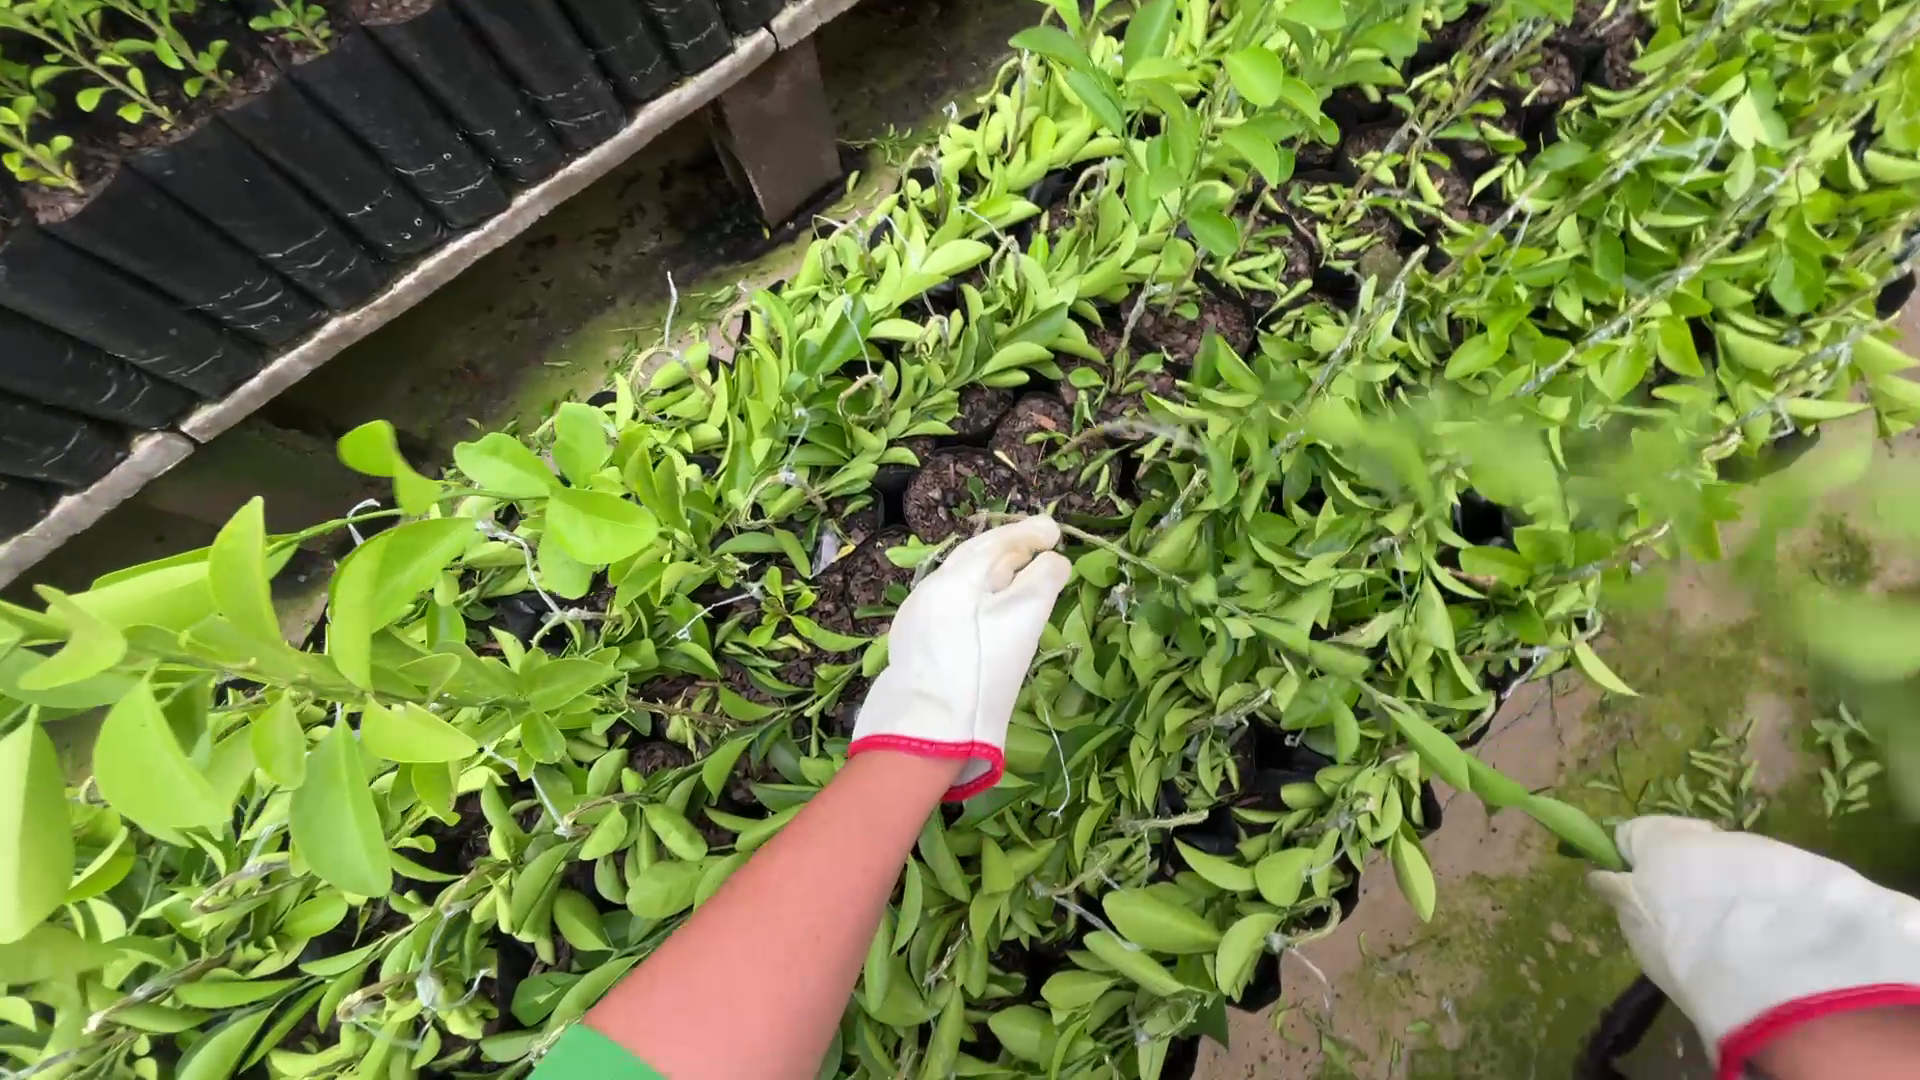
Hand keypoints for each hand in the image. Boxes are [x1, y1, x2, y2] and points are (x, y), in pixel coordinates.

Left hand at [849, 516, 1070, 800]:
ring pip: (961, 578)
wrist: (928, 728)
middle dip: (1010, 546)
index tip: (1056, 532)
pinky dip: (975, 590)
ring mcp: (919, 613)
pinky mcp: (914, 638)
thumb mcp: (1022, 623)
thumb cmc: (982, 672)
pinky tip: (986, 602)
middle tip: (1040, 542)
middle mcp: (933, 587)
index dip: (1031, 534)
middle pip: (975, 555)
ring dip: (992, 568)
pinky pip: (950, 599)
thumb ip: (1041, 583)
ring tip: (1018, 567)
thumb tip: (1052, 560)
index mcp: (958, 577)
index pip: (999, 542)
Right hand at [1588, 816, 1919, 1077]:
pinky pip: (1783, 885)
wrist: (1782, 977)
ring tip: (1745, 933)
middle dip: (1690, 873)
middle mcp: (1710, 836)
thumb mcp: (1635, 920)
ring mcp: (1766, 852)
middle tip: (1694, 917)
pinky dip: (1777, 905)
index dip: (1635, 859)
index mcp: (1658, 839)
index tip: (1643, 890)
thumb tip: (1602, 876)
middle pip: (1691, 846)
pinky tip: (1778, 937)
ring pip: (1739, 866)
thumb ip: (1618, 891)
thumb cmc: (1684, 941)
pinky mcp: (1815, 877)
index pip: (1633, 832)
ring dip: (1736, 889)